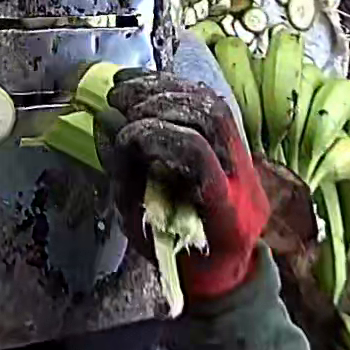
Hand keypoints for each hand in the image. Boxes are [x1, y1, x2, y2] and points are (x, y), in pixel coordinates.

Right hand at [94, 71, 269, 298]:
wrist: (223, 267)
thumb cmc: (175, 254)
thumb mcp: (140, 226)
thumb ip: (123, 172)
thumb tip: (106, 118)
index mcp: (225, 209)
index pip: (197, 151)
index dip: (153, 135)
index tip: (122, 138)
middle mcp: (244, 176)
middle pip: (209, 116)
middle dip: (156, 103)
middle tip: (116, 102)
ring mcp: (243, 156)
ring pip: (209, 100)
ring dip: (159, 88)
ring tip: (122, 91)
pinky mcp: (232, 139)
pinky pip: (203, 98)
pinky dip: (165, 85)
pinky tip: (134, 83)